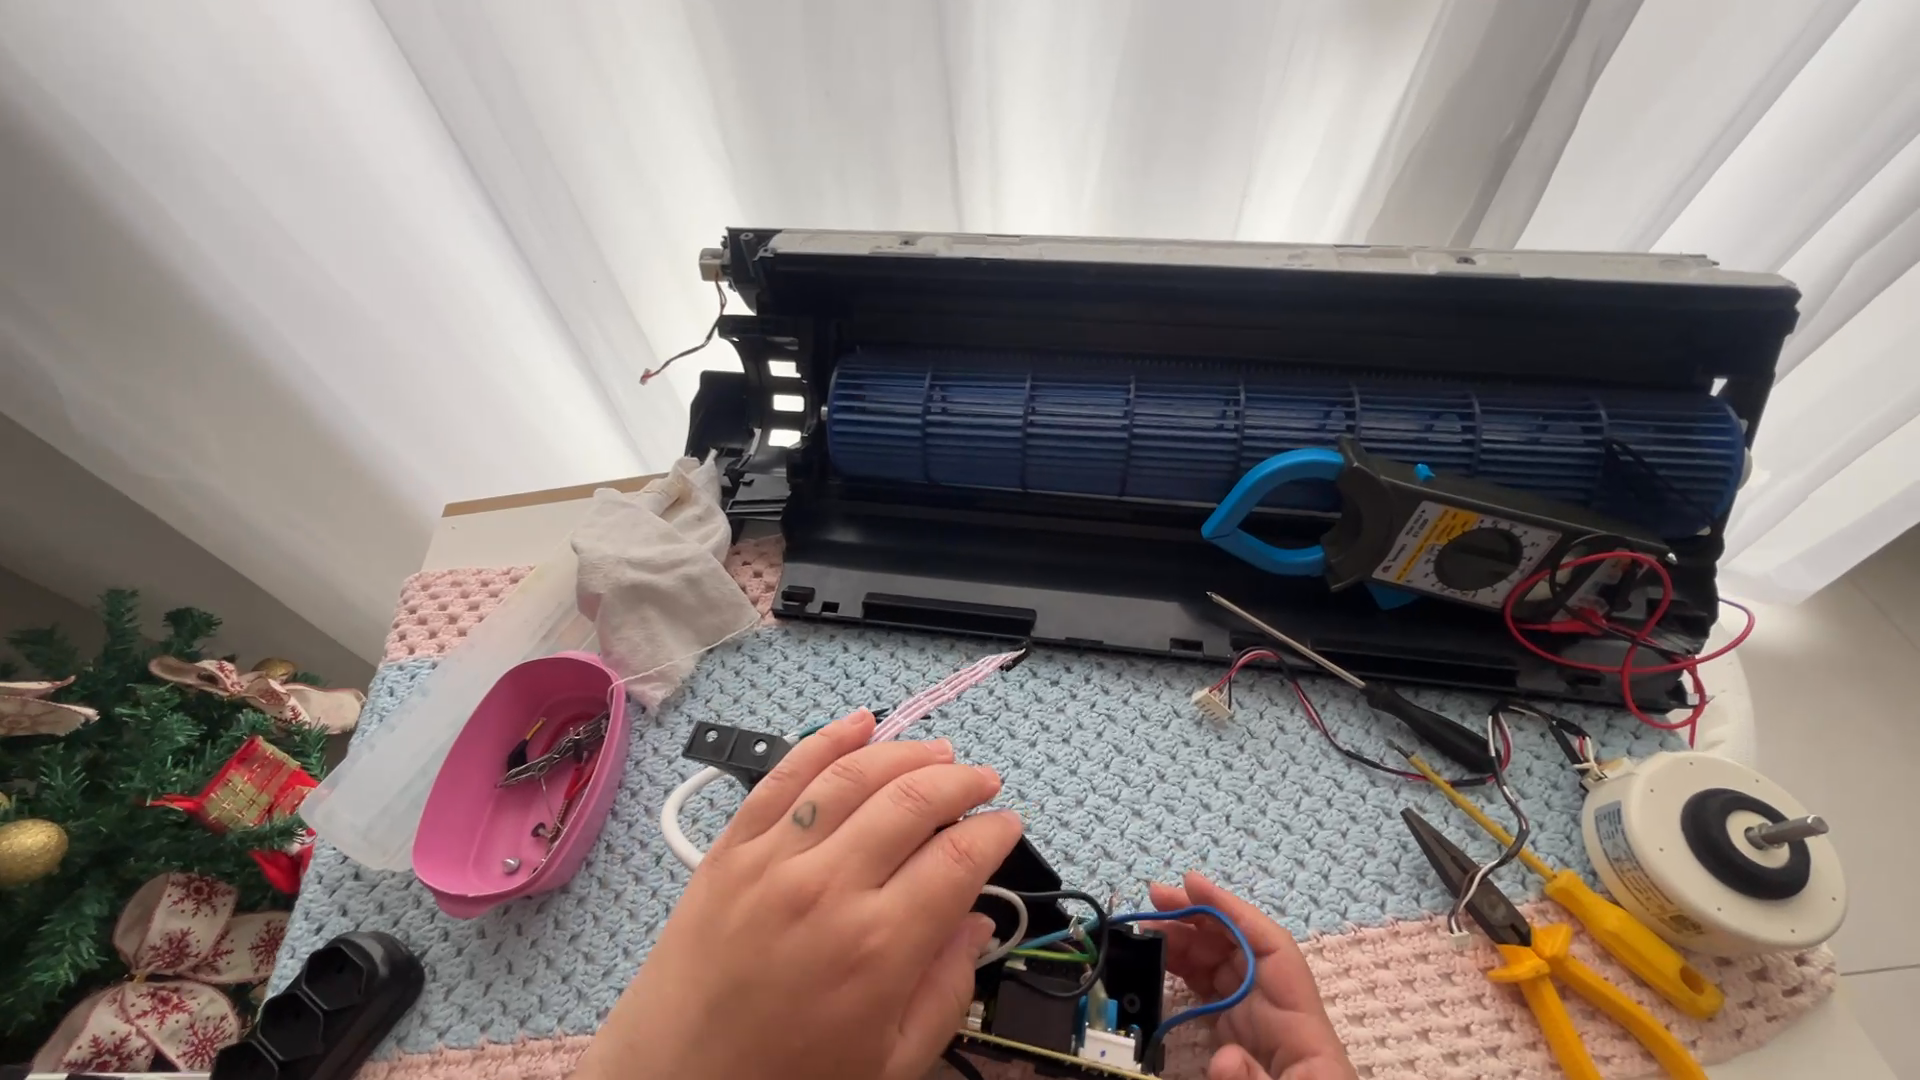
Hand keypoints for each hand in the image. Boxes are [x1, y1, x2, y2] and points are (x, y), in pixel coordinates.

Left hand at [576, 708, 1021, 1079]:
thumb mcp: (890, 1062)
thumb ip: (947, 988)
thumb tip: (980, 919)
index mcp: (878, 948)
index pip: (959, 858)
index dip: (995, 832)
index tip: (1007, 825)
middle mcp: (829, 887)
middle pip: (913, 800)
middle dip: (962, 780)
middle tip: (983, 780)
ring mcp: (774, 858)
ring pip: (854, 776)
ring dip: (906, 753)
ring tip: (938, 752)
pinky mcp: (732, 846)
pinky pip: (784, 775)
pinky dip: (826, 740)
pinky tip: (860, 722)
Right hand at [1147, 873, 1355, 1079]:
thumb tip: (1226, 1057)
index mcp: (1305, 1036)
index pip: (1273, 952)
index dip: (1232, 910)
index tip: (1191, 885)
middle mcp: (1282, 1022)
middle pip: (1241, 951)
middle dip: (1198, 916)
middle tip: (1152, 898)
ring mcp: (1261, 1034)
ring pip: (1223, 967)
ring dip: (1185, 940)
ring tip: (1145, 928)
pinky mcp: (1243, 1047)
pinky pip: (1213, 994)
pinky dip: (1186, 971)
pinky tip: (1160, 964)